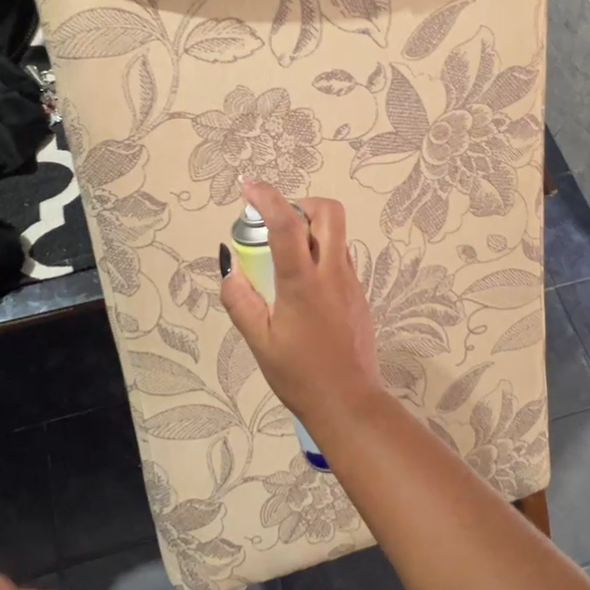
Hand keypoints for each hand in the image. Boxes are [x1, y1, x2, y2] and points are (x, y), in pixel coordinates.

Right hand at [220, 179, 380, 425]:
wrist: (350, 403)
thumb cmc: (300, 376)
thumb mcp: (259, 342)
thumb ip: (240, 301)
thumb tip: (230, 270)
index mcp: (303, 283)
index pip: (285, 224)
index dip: (266, 197)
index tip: (248, 187)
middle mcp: (332, 274)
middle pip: (329, 212)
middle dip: (301, 203)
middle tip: (276, 222)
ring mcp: (350, 282)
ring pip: (337, 234)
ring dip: (311, 229)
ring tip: (284, 256)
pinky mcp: (359, 294)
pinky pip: (340, 258)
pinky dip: (319, 254)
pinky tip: (302, 286)